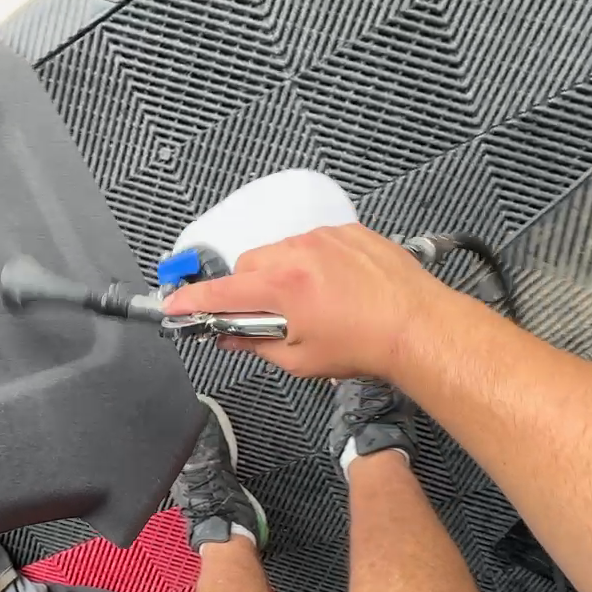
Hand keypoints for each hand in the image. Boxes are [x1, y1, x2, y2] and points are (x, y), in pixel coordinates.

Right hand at [162, 224, 471, 379]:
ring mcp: (326, 238)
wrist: (417, 326)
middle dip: (246, 291)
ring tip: (305, 305)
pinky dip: (308, 264)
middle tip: (263, 318)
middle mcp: (300, 253)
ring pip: (278, 253)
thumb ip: (253, 344)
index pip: (220, 293)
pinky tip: (329, 290)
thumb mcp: (298, 359)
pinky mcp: (348, 232)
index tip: (173, 305)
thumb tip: (229, 336)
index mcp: (283, 287)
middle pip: (247, 267)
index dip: (191, 301)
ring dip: (277, 276)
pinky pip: (311, 243)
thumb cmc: (364, 345)